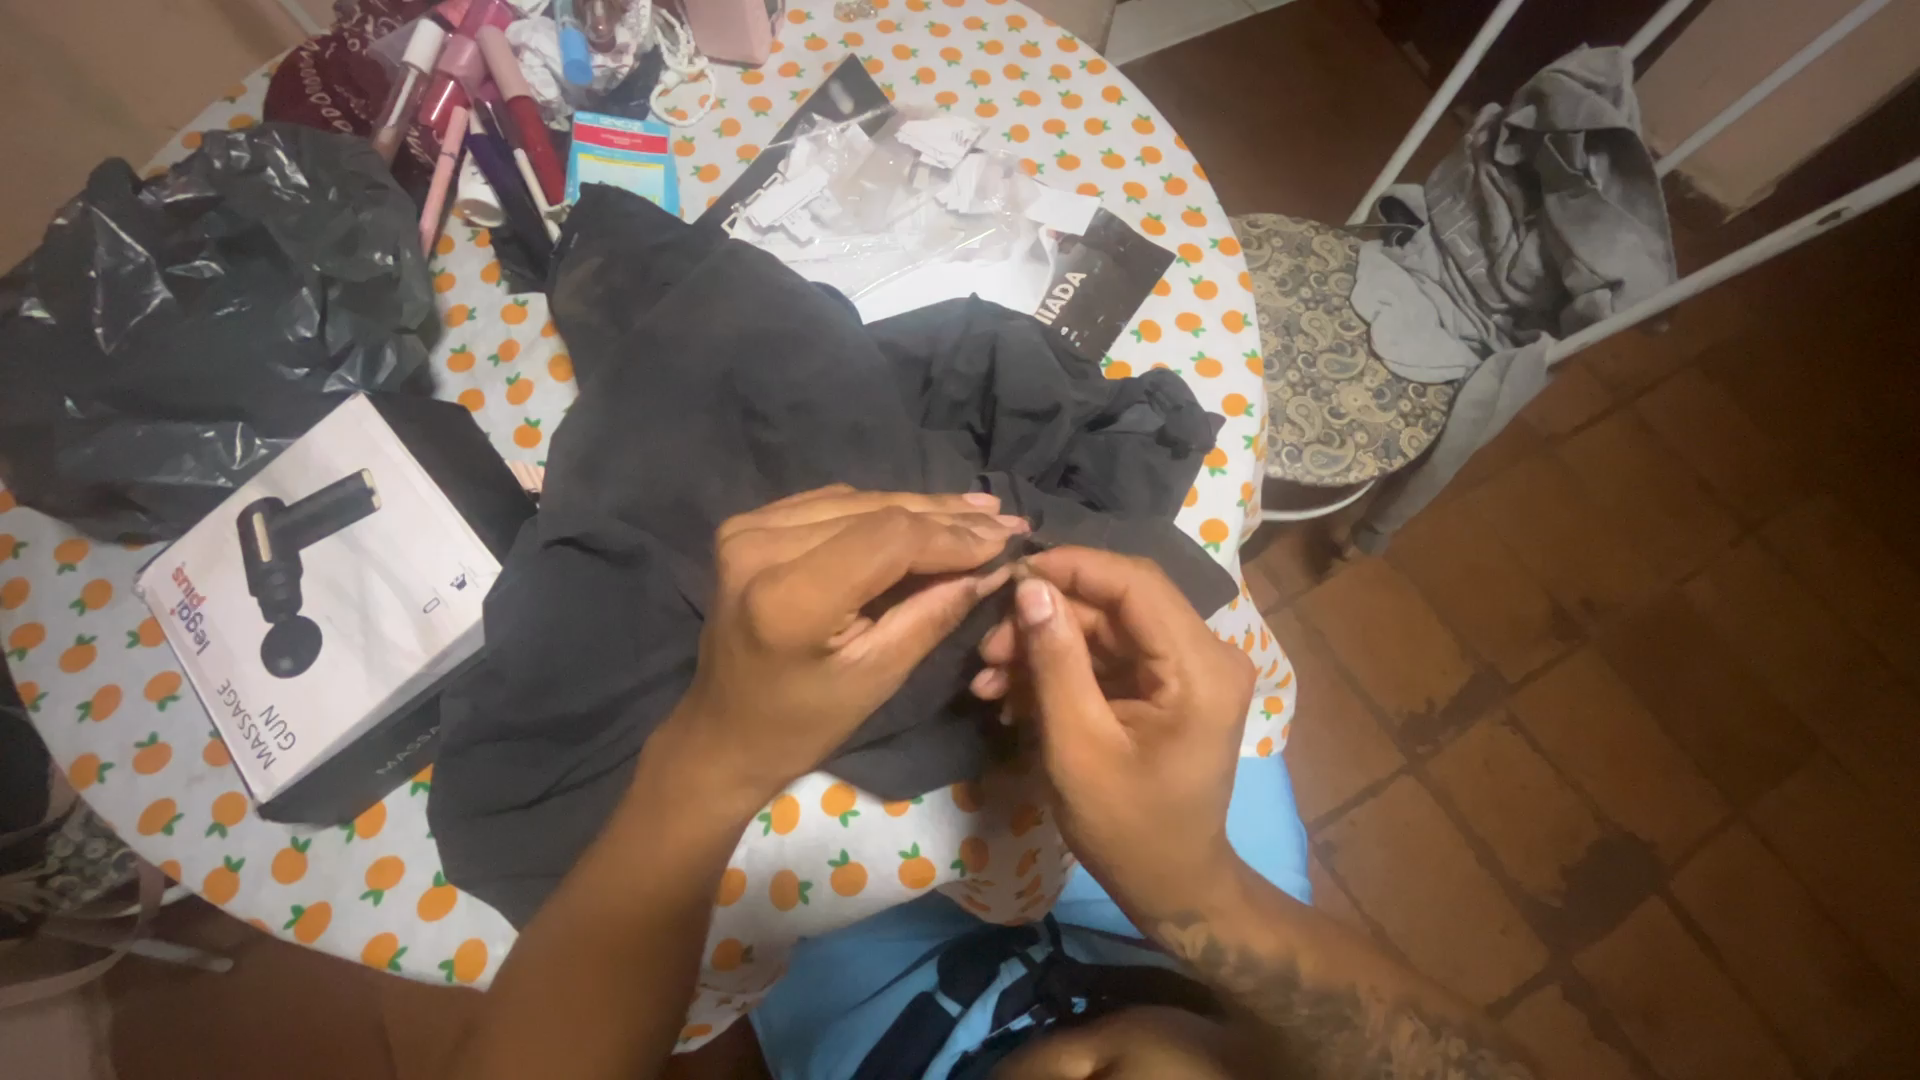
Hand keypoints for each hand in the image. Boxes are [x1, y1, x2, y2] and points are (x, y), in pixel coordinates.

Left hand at [665, 485, 1026, 807]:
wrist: (724, 732)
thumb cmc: (804, 722)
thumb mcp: (879, 676)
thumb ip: (935, 612)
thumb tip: (993, 567)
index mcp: (791, 596)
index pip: (890, 539)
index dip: (953, 534)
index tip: (1006, 538)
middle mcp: (761, 546)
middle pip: (875, 511)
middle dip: (946, 517)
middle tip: (1005, 518)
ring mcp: (748, 529)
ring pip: (857, 501)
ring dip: (920, 507)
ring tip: (978, 509)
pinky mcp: (748, 525)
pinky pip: (832, 504)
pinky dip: (881, 509)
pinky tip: (925, 512)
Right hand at [974, 547, 1253, 920]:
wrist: (1169, 883)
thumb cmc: (1127, 828)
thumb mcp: (1078, 746)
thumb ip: (1055, 661)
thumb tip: (1029, 587)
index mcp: (1201, 667)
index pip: (1136, 583)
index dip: (1071, 567)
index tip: (1010, 576)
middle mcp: (1205, 653)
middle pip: (1115, 603)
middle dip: (1045, 618)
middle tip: (985, 649)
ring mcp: (1186, 667)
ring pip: (1103, 626)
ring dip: (1043, 645)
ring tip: (988, 679)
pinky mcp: (1165, 681)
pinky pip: (1107, 654)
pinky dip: (1060, 667)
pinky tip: (1012, 692)